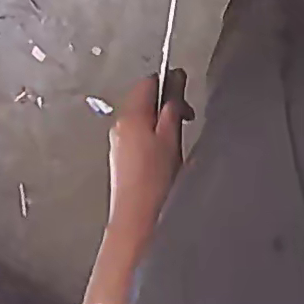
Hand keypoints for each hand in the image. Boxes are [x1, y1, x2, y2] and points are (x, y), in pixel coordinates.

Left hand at [106, 73, 186, 231]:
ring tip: (177, 138)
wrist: (136, 221)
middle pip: (143, 99)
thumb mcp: (171, 138)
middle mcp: (119, 125)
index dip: (167, 81)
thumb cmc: (154, 181)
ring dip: (159, 121)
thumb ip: (172, 108)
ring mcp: (117, 142)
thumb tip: (176, 83)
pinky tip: (165, 154)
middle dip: (165, 103)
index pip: (147, 82)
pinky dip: (152, 136)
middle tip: (186, 116)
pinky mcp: (120, 158)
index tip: (183, 88)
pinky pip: (137, 135)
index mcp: (130, 115)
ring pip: (141, 118)